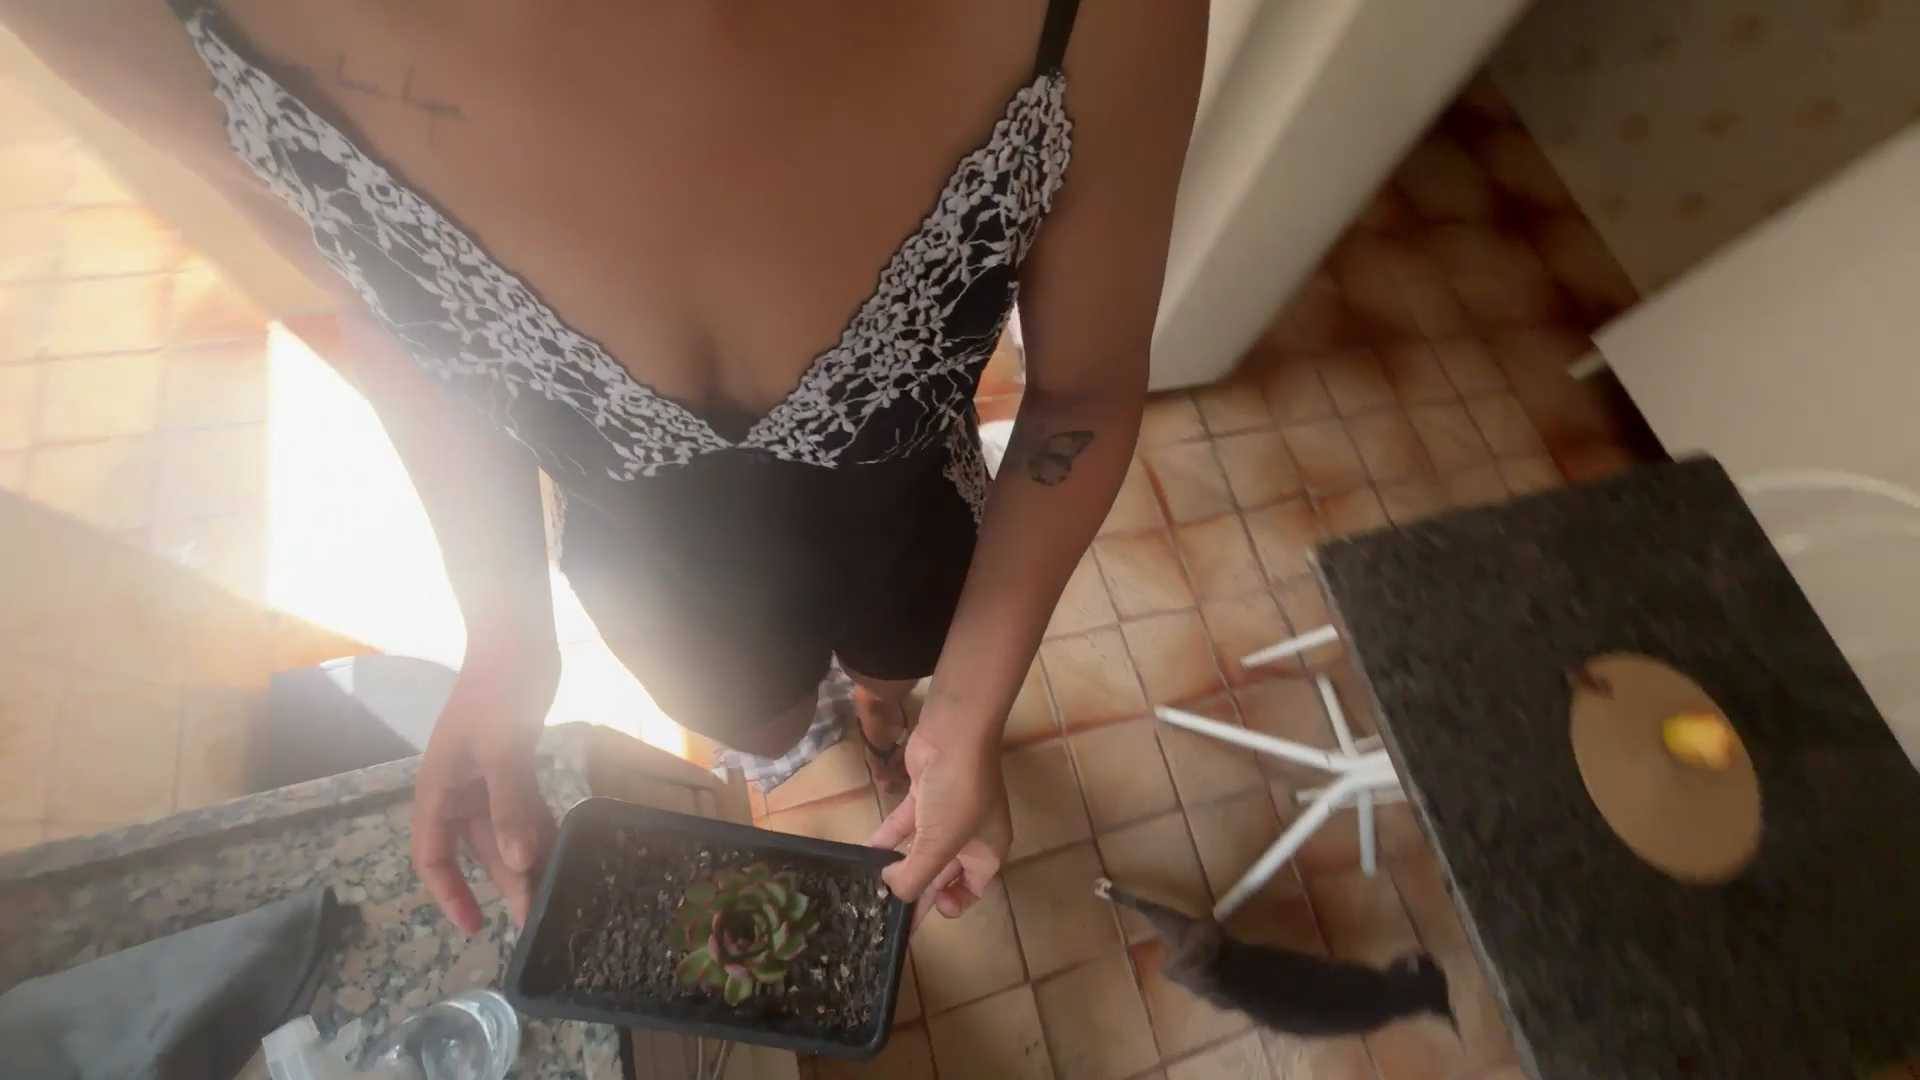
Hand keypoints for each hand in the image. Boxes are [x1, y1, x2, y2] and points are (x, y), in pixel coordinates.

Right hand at [412, 651, 557, 933]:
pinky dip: (539, 822)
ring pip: (506, 827)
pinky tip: (560, 843)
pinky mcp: (516, 760)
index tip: (474, 925)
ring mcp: (489, 774)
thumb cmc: (500, 689)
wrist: (518, 639)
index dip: (450, 893)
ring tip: (551, 886)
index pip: (434, 856)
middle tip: (534, 912)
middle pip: (479, 847)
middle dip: (503, 879)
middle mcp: (461, 788)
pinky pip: (525, 803)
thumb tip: (517, 861)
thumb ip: (510, 803)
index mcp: (439, 789)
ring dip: (525, 854)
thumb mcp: (502, 747)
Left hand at [869, 722, 1009, 920]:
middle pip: (944, 871)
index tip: (930, 906)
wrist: (955, 733)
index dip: (956, 902)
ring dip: (901, 865)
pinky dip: (889, 838)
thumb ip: (918, 876)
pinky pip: (905, 825)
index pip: (975, 886)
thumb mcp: (941, 843)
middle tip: (889, 913)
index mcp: (988, 849)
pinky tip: (867, 853)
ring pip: (922, 848)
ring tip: (873, 887)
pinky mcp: (924, 794)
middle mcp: (970, 833)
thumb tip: (894, 891)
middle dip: (920, 890)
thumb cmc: (959, 791)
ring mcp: (946, 811)